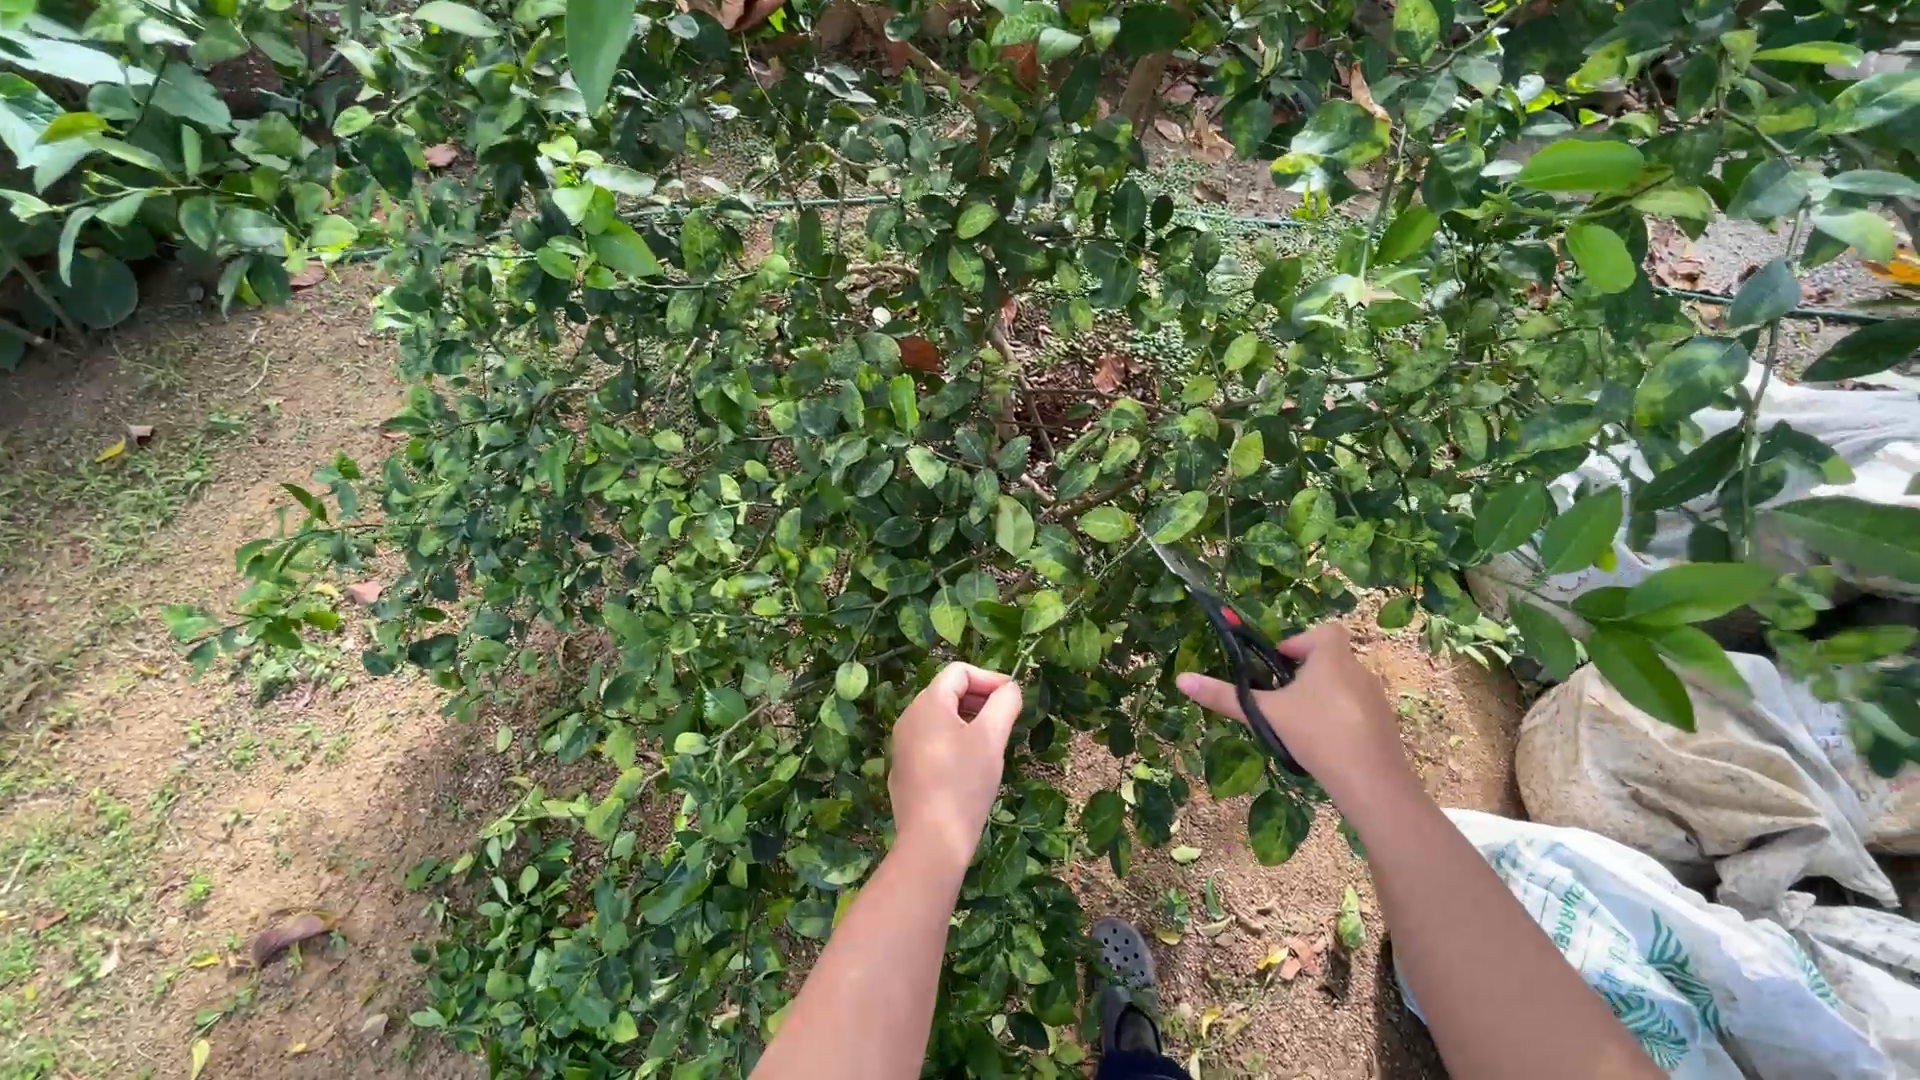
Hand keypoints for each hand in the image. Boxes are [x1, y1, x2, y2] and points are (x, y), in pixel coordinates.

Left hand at [889, 663, 1023, 869]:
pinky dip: (954, 741)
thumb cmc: (964, 783)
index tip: (1013, 697)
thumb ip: (1004, 704)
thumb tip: (1011, 688)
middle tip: (1007, 719)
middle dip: (981, 699)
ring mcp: (902, 744)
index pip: (959, 671)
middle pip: (948, 692)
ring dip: (969, 720)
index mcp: (928, 703)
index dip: (990, 678)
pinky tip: (971, 766)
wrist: (931, 840)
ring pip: (940, 718)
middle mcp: (909, 717)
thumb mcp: (991, 739)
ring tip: (993, 741)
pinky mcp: (904, 768)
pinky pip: (931, 741)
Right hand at [1175, 622, 1412, 805]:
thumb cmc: (1316, 733)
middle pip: (1332, 658)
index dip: (1301, 642)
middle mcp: (1359, 670)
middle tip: (1281, 697)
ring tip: (1299, 723)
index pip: (1326, 631)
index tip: (1280, 664)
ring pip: (1345, 686)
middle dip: (1306, 673)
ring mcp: (1376, 699)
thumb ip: (1225, 697)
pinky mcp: (1385, 725)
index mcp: (1331, 658)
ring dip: (1323, 696)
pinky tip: (1324, 744)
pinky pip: (1358, 710)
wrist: (1372, 781)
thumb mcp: (1265, 714)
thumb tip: (1181, 680)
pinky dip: (1341, 718)